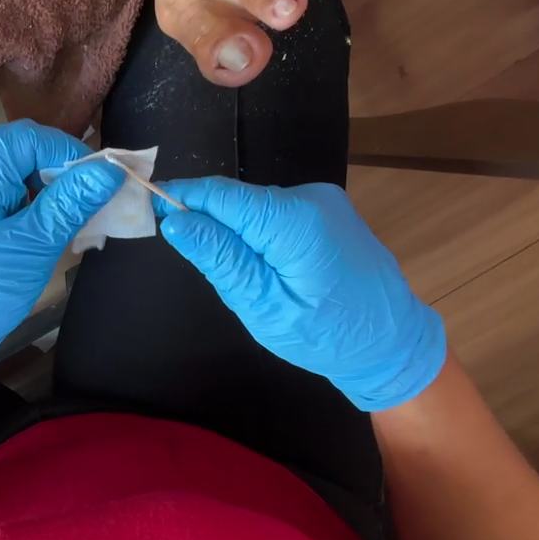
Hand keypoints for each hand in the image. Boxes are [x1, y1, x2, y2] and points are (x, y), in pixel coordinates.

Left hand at [0, 121, 124, 384]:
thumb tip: (111, 169)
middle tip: (88, 191)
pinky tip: (50, 216)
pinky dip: (31, 194)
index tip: (96, 178)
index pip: (22, 139)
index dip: (65, 150)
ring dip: (47, 180)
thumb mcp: (35, 247)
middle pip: (16, 147)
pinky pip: (4, 186)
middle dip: (57, 164)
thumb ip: (71, 203)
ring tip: (72, 206)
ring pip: (12, 166)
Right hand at [156, 178, 445, 410]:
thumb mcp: (264, 306)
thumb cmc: (327, 336)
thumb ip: (220, 259)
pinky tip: (266, 270)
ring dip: (234, 235)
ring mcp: (323, 201)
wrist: (392, 345)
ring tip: (240, 279)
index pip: (220, 195)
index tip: (146, 209)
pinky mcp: (327, 211)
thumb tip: (174, 221)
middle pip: (236, 201)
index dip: (180, 198)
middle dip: (208, 224)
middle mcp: (310, 197)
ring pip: (253, 209)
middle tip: (197, 267)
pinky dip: (257, 237)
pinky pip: (273, 216)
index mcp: (294, 220)